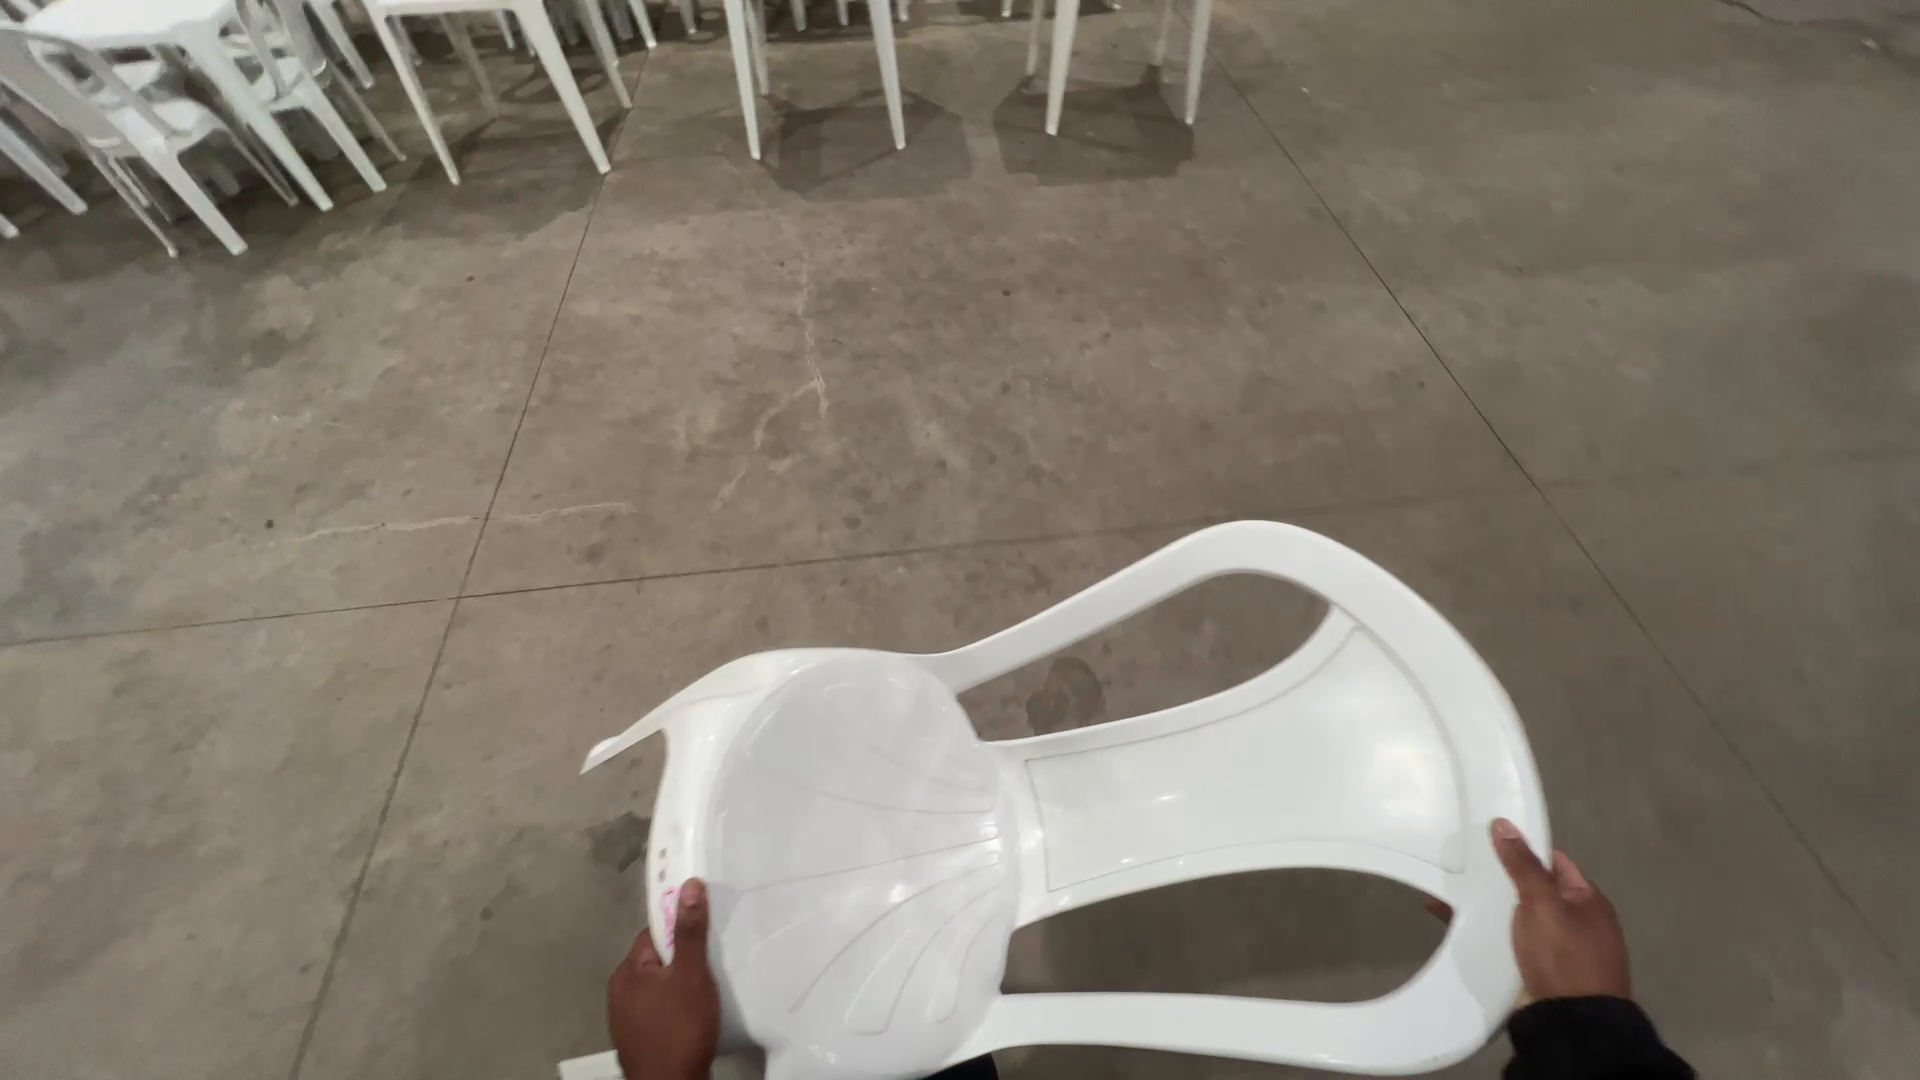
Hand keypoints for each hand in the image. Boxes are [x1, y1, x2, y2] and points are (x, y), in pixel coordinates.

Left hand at [608, 878, 720, 1079]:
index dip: (681, 928)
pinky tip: (697, 1013)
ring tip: (709, 986)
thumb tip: (689, 884)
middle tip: (712, 960)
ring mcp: (628, 1020)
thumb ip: (690, 930)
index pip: (656, 931)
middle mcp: (621, 993)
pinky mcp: (640, 1040)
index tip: (707, 932)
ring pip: (661, 984)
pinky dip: (678, 1005)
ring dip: (683, 982)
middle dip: (685, 956)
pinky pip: (661, 1008)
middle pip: (658, 958)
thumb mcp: (692, 974)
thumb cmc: (681, 1029)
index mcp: (627, 972)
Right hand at [1424, 820, 1632, 1003]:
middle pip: (1527, 883)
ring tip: (1444, 880)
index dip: (1521, 846)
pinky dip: (1474, 921)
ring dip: (1480, 897)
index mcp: (1586, 900)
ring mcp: (1550, 941)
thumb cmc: (1564, 955)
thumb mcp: (1543, 904)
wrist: (1570, 1021)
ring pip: (1509, 908)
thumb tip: (1503, 823)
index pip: (1551, 860)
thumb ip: (1522, 865)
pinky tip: (1442, 911)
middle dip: (1494, 871)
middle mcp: (1571, 918)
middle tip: (1458, 855)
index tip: (1486, 835)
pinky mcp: (1528, 960)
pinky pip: (1497, 931)